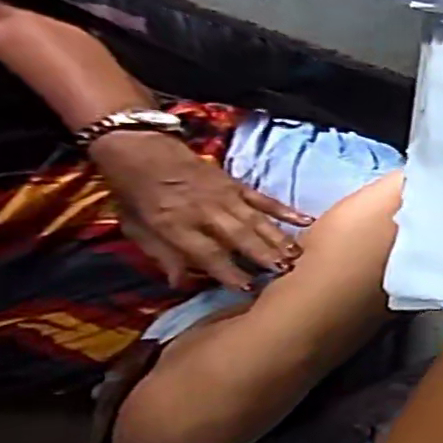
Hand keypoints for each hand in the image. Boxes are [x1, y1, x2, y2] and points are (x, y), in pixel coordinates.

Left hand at [89, 130, 312, 289]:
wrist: (143, 155)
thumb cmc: (137, 197)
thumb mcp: (136, 228)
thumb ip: (161, 254)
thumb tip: (180, 282)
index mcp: (174, 224)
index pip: (206, 252)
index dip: (227, 270)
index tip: (248, 288)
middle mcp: (204, 211)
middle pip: (238, 236)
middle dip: (263, 254)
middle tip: (285, 271)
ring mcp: (226, 197)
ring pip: (256, 220)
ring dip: (278, 237)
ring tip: (297, 254)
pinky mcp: (239, 186)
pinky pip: (266, 200)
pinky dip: (287, 210)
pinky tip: (307, 220)